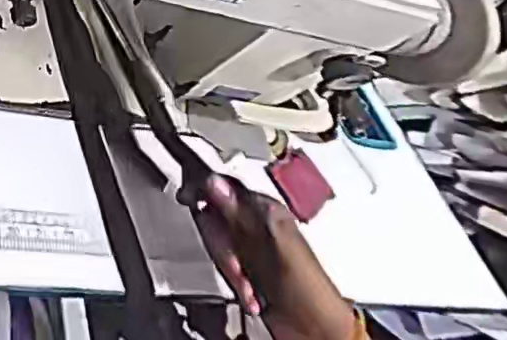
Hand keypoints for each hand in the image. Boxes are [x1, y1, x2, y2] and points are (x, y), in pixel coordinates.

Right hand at [194, 176, 355, 339]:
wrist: (319, 334)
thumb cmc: (308, 289)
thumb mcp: (274, 244)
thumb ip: (241, 212)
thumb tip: (213, 181)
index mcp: (264, 208)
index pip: (222, 187)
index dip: (204, 192)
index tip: (187, 197)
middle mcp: (254, 223)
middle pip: (214, 217)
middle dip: (221, 246)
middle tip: (237, 265)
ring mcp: (249, 247)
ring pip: (216, 243)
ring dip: (229, 268)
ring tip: (248, 286)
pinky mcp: (246, 270)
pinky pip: (223, 266)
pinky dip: (233, 282)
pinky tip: (250, 294)